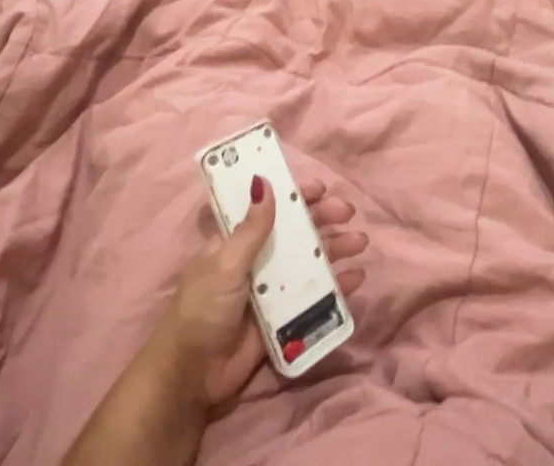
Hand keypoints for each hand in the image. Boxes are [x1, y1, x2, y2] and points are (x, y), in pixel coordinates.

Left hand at [157, 176, 368, 407]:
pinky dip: (335, 287)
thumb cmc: (203, 309)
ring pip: (309, 262)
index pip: (269, 210)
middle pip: (295, 233)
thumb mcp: (225, 264)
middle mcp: (256, 261)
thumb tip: (263, 180)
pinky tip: (356, 279)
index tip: (322, 190)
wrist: (192, 373)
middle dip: (323, 220)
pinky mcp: (283, 319)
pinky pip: (313, 298)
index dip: (294, 197)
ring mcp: (271, 290)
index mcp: (236, 242)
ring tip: (360, 243)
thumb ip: (251, 228)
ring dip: (335, 250)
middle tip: (349, 214)